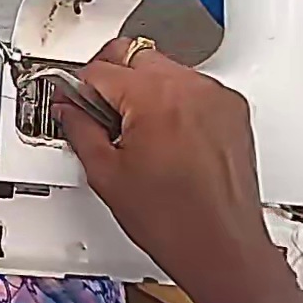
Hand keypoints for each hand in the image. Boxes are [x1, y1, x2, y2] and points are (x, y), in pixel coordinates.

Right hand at [56, 39, 286, 302]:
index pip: (101, 69)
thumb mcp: (106, 173)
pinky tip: (162, 131)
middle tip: (94, 104)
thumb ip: (80, 129)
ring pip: (164, 66)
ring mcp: (216, 96)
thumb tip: (69, 109)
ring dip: (141, 84)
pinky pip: (193, 85)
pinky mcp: (232, 109)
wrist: (221, 248)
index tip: (71, 97)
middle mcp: (190, 88)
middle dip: (108, 74)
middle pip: (134, 54)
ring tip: (131, 125)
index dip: (77, 84)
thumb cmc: (173, 221)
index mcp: (155, 98)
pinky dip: (173, 98)